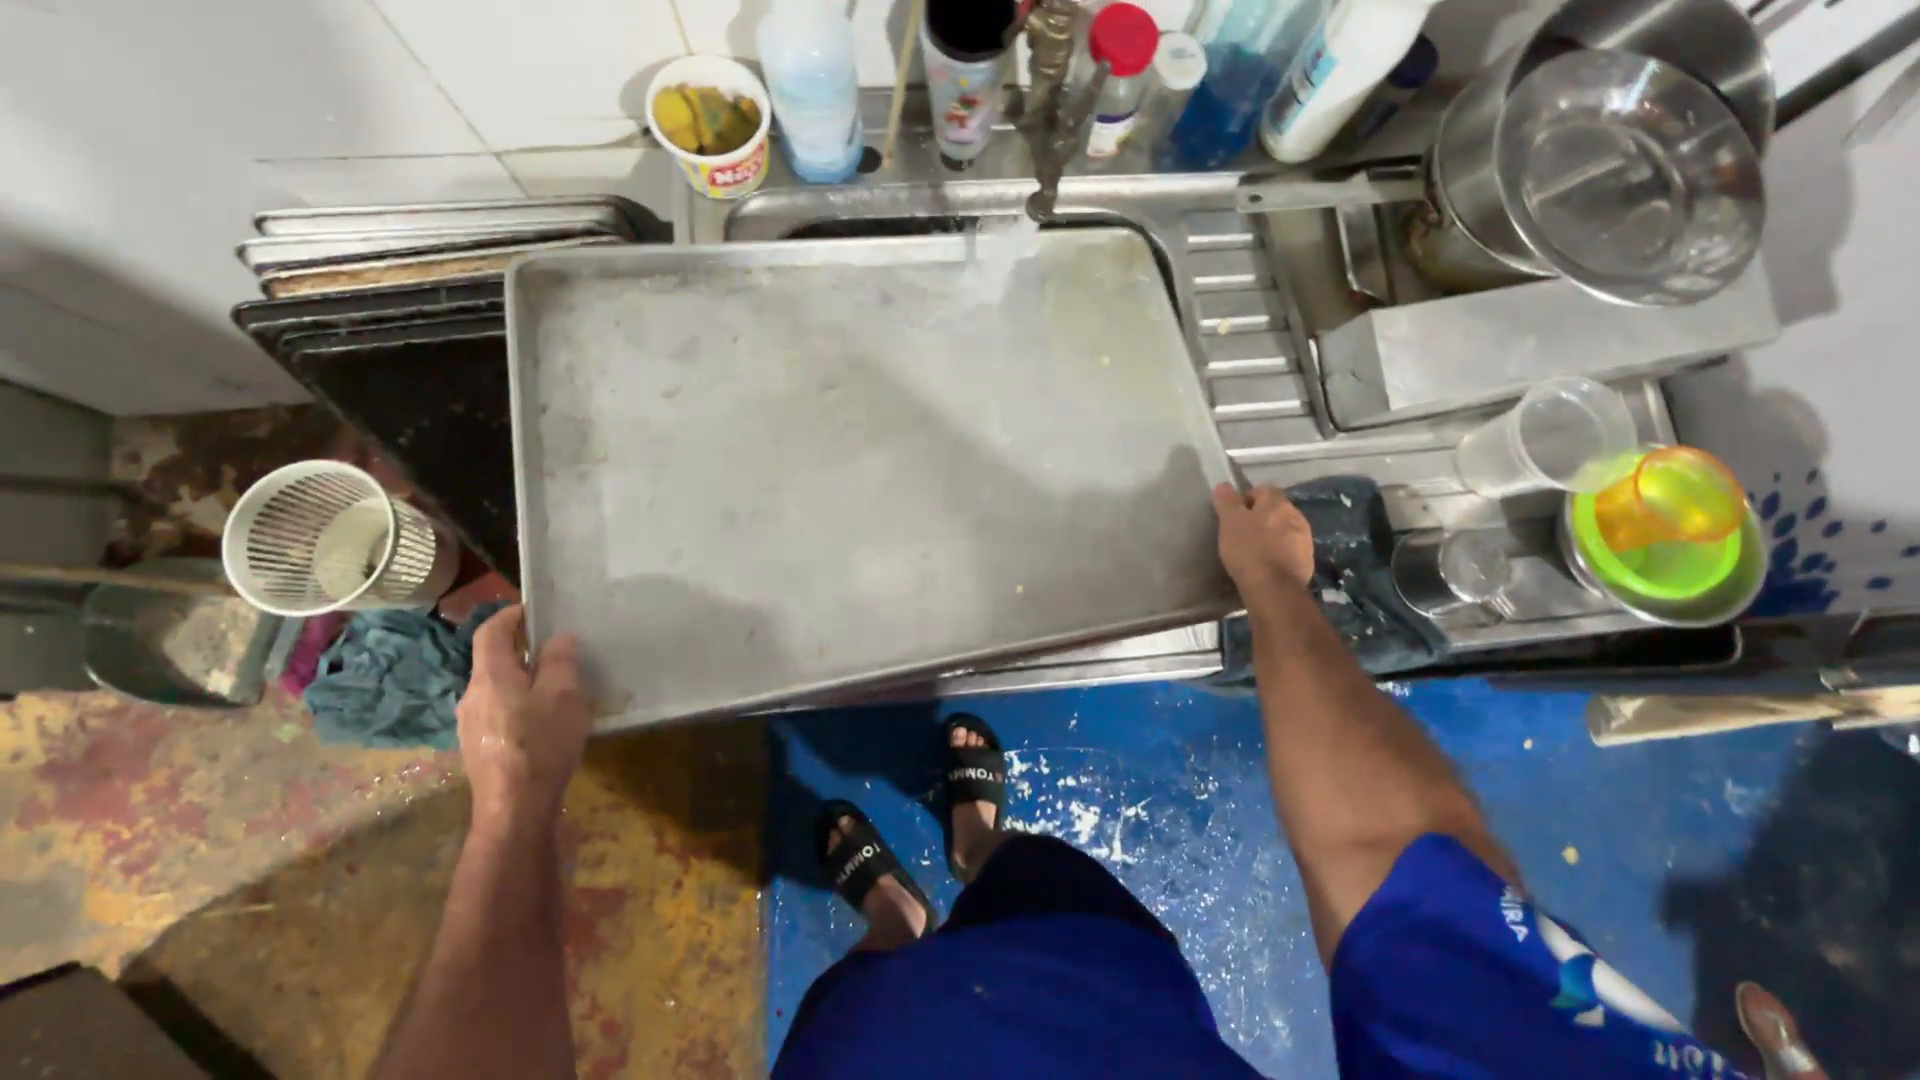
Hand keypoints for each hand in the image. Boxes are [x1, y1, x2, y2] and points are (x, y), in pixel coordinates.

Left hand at [457, 605, 590, 827]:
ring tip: (556, 688)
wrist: (516, 808)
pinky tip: (543, 722)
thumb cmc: (542, 744)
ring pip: (496, 689)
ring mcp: (470, 725)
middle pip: (492, 661)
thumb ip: (560, 661)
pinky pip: (498, 713)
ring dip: (522, 681)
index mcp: (489, 677)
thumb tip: (558, 639)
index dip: (511, 616)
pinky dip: (518, 705)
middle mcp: (471, 696)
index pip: (490, 632)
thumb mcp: (564, 696)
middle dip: (521, 651)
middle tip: (556, 650)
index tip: (535, 612)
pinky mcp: (478, 748)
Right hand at [1211, 482, 1314, 606]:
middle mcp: (1296, 516)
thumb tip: (1224, 485)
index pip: (1264, 489)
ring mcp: (1305, 539)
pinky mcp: (1307, 560)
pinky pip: (1291, 549)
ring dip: (1273, 535)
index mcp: (1278, 503)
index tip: (1235, 514)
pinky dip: (1280, 553)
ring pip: (1286, 529)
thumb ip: (1227, 502)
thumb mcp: (1230, 523)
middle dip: (1262, 517)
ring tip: (1256, 551)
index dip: (1248, 498)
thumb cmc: (1248, 549)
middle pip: (1277, 510)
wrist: (1274, 588)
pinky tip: (1268, 565)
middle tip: (1243, 532)